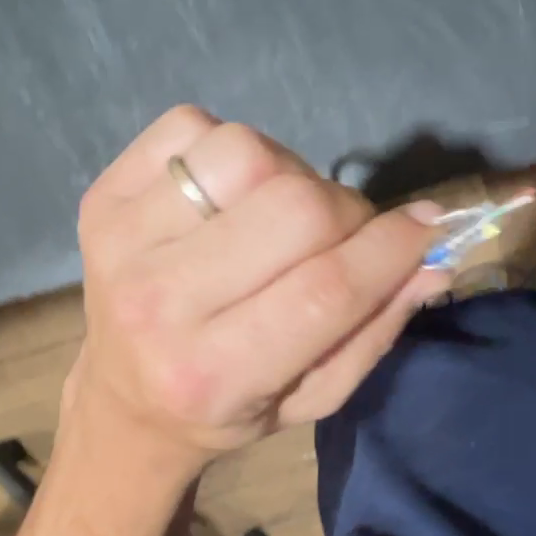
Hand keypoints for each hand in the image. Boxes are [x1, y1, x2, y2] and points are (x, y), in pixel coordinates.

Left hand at [66, 107, 449, 474]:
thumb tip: (433, 260)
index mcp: (215, 373)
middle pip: (294, 209)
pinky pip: (193, 126)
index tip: (427, 229)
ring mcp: (120, 240)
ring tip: (285, 216)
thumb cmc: (234, 408)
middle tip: (347, 235)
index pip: (325, 291)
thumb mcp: (316, 396)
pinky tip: (235, 197)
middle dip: (348, 213)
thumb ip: (376, 331)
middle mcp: (159, 304)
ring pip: (246, 153)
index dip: (391, 248)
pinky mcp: (102, 195)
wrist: (128, 401)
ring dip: (292, 176)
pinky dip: (235, 151)